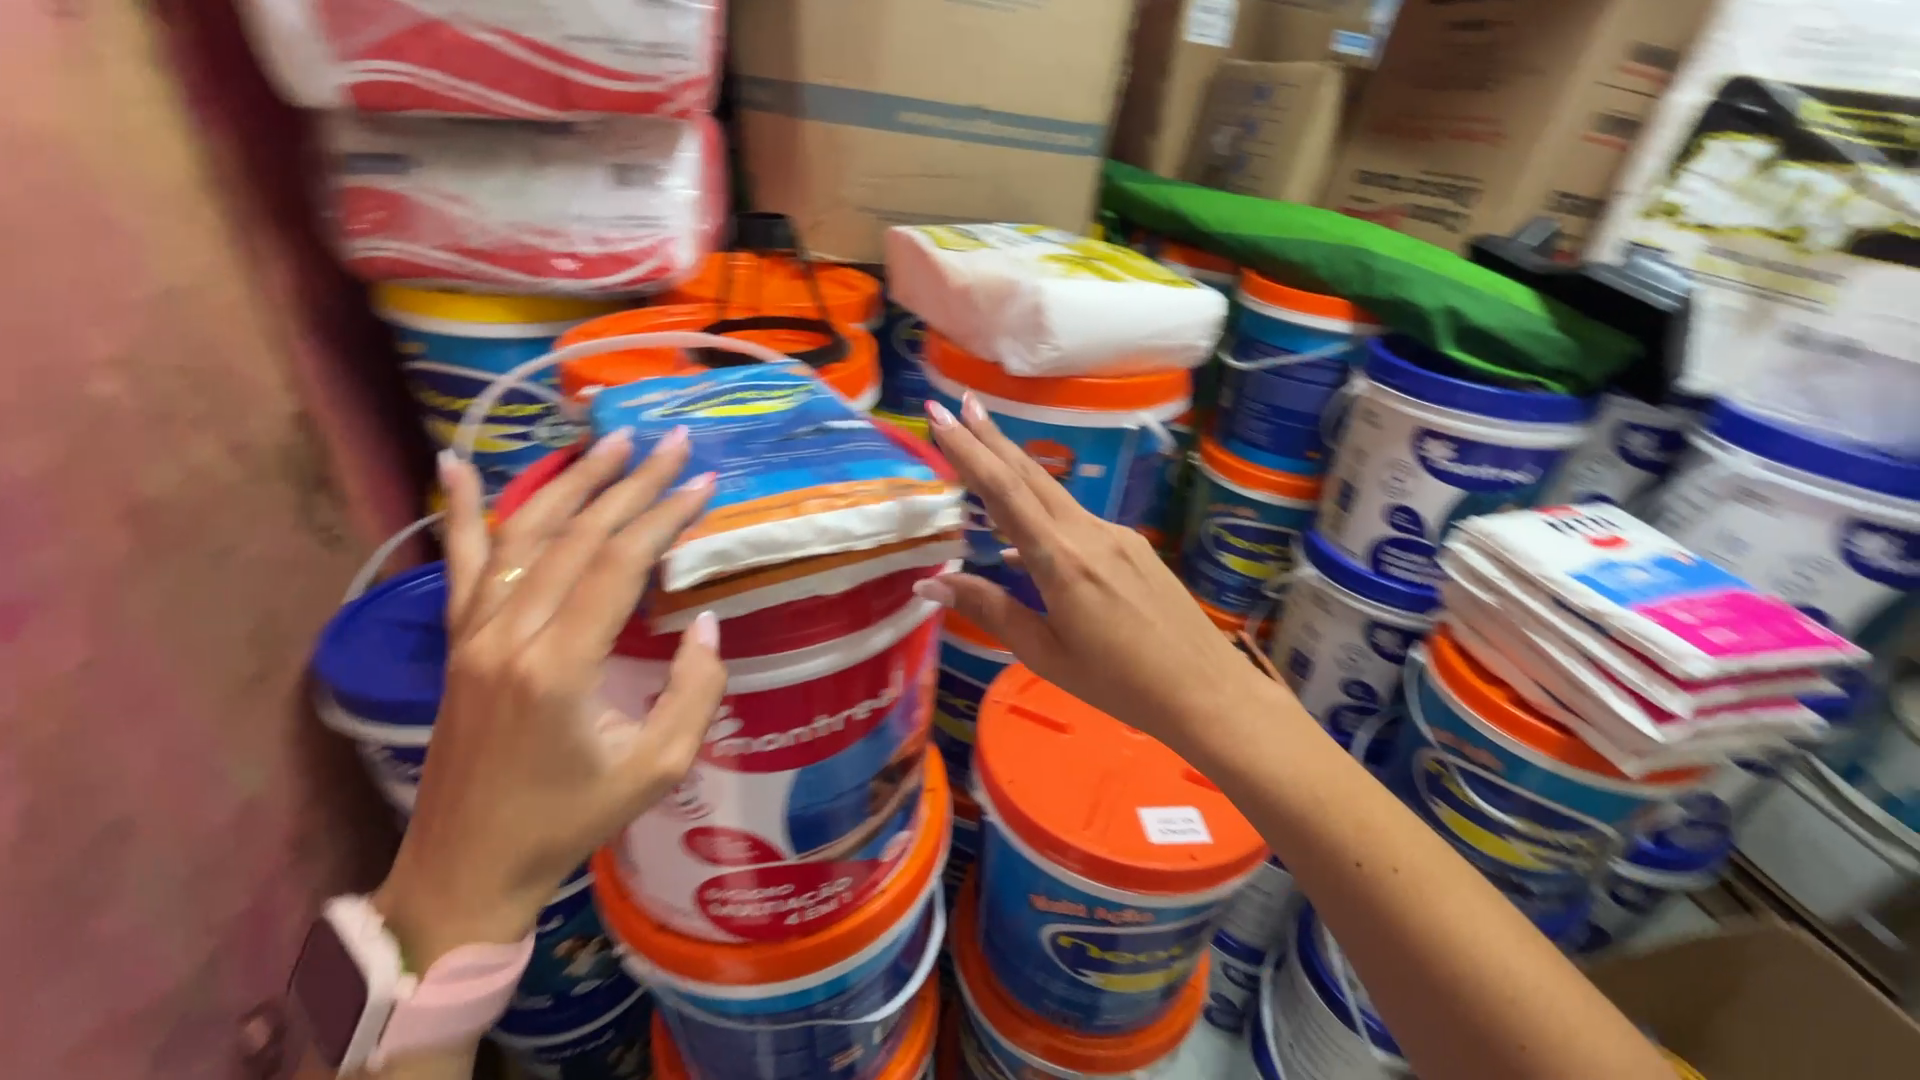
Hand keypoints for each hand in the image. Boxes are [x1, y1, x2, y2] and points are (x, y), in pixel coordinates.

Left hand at [374, 428, 727, 968]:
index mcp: (561, 668)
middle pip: (575, 537)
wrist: (467, 863)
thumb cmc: (570, 820)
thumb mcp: (656, 769)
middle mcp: (510, 636)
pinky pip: (462, 565)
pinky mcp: (456, 643)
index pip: (617, 565)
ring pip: (523, 537)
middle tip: (672, 442)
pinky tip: (459, 462)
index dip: (664, 516)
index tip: (703, 480)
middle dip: (630, 483)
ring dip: (570, 482)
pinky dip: (465, 511)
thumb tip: (706, 625)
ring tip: (609, 440)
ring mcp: (474, 635)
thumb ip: (693, 694)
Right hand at [915, 396, 1275, 759]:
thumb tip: (932, 583)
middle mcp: (1090, 534)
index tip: (941, 415)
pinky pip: (1077, 519)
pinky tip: (1028, 534)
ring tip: (985, 445)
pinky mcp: (1134, 547)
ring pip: (1055, 493)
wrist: (1205, 690)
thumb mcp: (1045, 653)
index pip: (1005, 493)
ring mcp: (1117, 536)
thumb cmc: (1118, 683)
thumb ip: (991, 610)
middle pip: (1031, 475)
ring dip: (1017, 467)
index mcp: (1062, 561)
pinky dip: (1044, 510)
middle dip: (992, 437)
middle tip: (961, 402)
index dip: (968, 452)